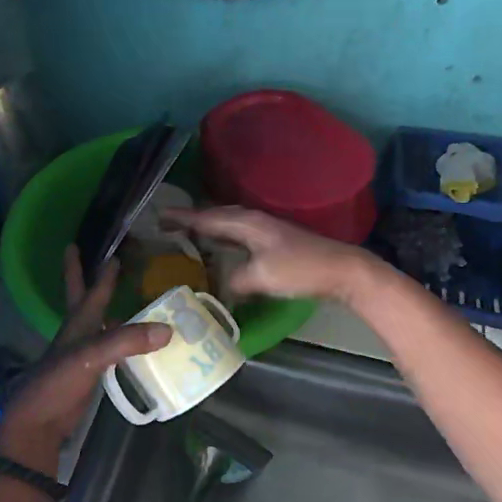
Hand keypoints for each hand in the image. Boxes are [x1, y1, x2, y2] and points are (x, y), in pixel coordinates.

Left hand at [0, 249, 170, 469]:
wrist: (38, 423)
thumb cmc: (58, 384)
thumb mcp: (92, 357)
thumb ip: (126, 341)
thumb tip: (167, 329)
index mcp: (78, 325)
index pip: (89, 291)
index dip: (99, 272)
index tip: (111, 251)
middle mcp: (79, 335)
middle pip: (85, 300)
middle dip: (91, 280)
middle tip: (106, 261)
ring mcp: (83, 355)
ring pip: (99, 324)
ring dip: (110, 311)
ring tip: (128, 301)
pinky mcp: (89, 374)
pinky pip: (110, 349)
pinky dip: (123, 342)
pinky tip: (135, 346)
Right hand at [164, 207, 385, 304]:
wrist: (342, 271)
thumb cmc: (300, 269)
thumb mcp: (261, 276)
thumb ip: (235, 280)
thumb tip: (221, 287)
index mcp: (248, 223)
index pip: (208, 217)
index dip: (183, 217)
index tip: (159, 215)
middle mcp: (255, 221)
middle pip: (218, 216)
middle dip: (194, 219)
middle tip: (169, 224)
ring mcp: (268, 231)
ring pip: (231, 225)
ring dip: (210, 228)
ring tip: (190, 234)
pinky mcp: (277, 243)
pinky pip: (241, 236)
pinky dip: (226, 239)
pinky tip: (224, 250)